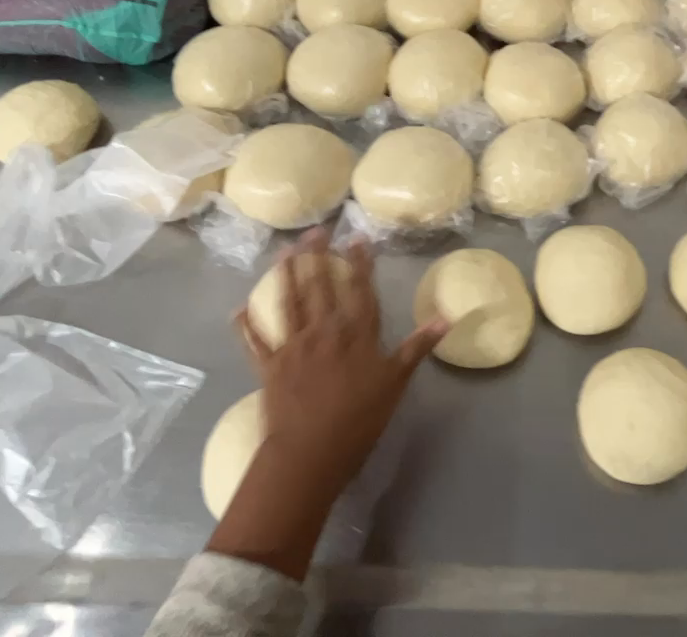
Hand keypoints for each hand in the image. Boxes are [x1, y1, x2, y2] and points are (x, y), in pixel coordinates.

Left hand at [206, 230, 445, 580]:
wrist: (309, 454)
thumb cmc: (360, 419)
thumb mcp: (396, 382)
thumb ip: (417, 346)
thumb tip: (447, 317)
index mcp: (356, 334)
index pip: (359, 289)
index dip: (359, 262)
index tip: (357, 238)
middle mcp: (324, 331)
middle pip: (320, 287)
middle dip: (318, 257)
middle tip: (315, 230)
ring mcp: (293, 347)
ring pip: (288, 303)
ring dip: (285, 276)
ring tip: (284, 252)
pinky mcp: (269, 367)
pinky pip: (255, 341)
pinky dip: (246, 324)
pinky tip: (239, 308)